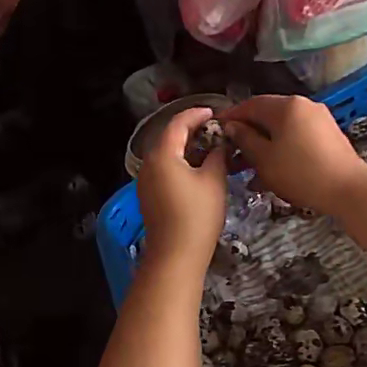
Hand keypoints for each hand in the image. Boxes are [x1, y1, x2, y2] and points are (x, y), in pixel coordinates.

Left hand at [138, 108, 228, 266]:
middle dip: (191, 132)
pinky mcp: (149, 198)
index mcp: (163, 154)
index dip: (196, 114)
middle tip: (214, 130)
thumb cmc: (198, 215)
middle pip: (169, 139)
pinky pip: (164, 172)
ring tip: (209, 150)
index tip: (213, 112)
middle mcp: (148, 164)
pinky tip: (197, 172)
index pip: (178, 124)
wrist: (176, 255)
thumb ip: (217, 156)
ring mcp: (146, 182)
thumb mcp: (214, 180)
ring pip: (166, 156)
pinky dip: (180, 165)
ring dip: (186, 150)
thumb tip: (220, 145)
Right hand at [224, 95, 366, 216]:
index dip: (231, 118)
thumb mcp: (265, 159)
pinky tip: (274, 174)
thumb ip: (245, 140)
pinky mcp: (329, 137)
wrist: (349, 189)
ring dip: (265, 148)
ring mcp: (319, 120)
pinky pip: (297, 139)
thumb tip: (232, 126)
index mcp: (286, 106)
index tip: (216, 132)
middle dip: (248, 136)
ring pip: (283, 130)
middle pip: (268, 116)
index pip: (250, 105)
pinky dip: (282, 151)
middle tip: (232, 156)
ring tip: (250, 172)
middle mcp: (303, 106)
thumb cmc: (301, 173)